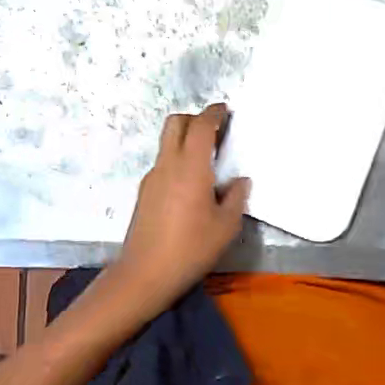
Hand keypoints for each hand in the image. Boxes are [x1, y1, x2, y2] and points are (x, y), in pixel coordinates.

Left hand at [106, 103, 251, 320]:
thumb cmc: (190, 249)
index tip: (225, 110)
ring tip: (207, 159)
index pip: (201, 126)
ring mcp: (152, 177)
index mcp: (191, 167)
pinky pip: (163, 163)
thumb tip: (240, 181)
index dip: (214, 113)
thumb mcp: (225, 227)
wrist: (145, 273)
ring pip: (167, 142)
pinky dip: (178, 159)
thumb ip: (235, 198)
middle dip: (195, 118)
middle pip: (175, 123)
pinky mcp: (144, 192)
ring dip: (185, 139)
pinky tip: (191, 184)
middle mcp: (168, 164)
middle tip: (215, 130)